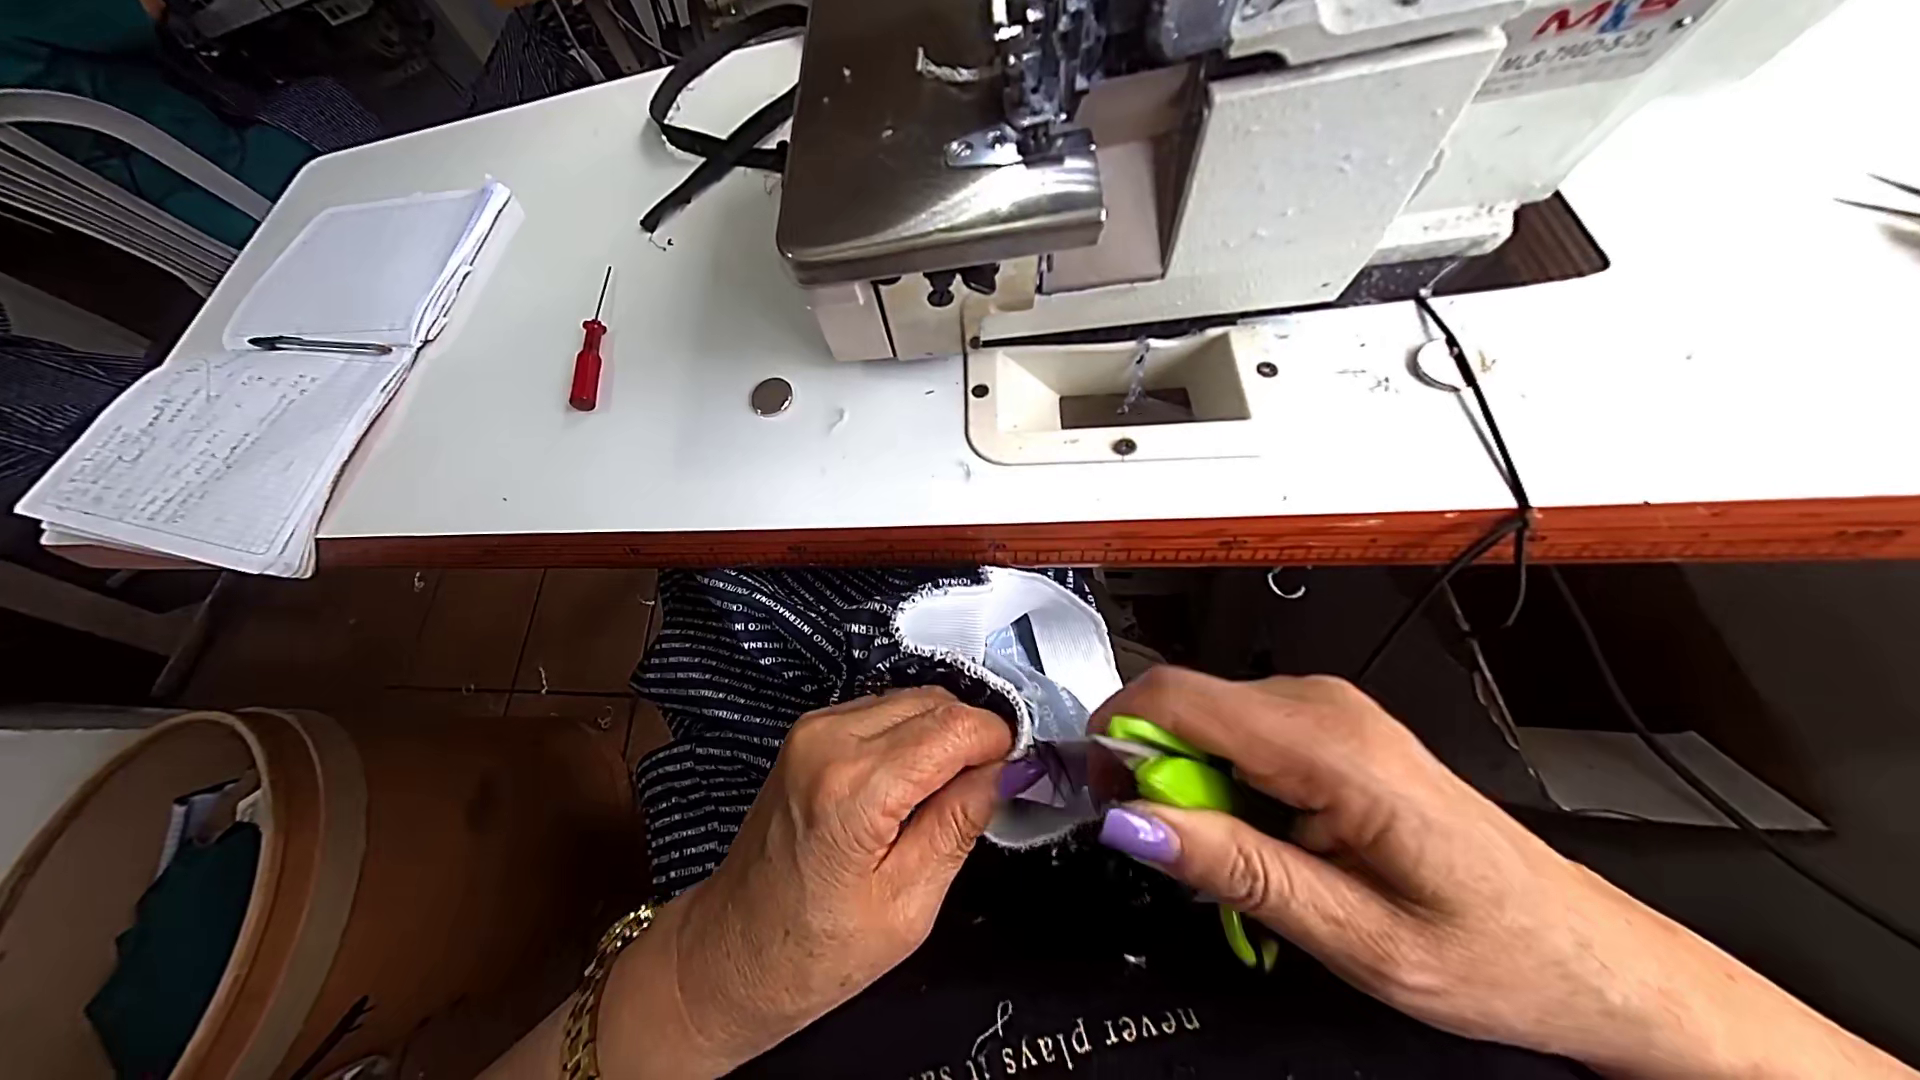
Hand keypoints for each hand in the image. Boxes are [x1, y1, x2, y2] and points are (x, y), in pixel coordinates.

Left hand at [601, 687, 1011, 1078]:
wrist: (731, 950)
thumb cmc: (813, 949)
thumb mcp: (908, 906)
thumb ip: (960, 823)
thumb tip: (1004, 770)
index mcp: (854, 790)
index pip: (955, 727)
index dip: (996, 744)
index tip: (1013, 770)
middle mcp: (829, 741)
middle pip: (937, 703)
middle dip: (972, 738)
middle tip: (983, 787)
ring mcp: (814, 729)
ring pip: (913, 699)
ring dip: (942, 734)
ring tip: (942, 791)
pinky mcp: (810, 729)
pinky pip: (885, 708)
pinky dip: (912, 732)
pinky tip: (910, 779)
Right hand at [1090, 667, 1912, 1079]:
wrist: (1585, 947)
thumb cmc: (1494, 951)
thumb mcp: (1352, 938)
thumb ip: (1231, 867)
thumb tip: (1133, 822)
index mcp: (1332, 747)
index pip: (1175, 696)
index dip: (1116, 737)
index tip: (1103, 797)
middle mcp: (1323, 705)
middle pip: (1181, 703)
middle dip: (1149, 767)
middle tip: (1172, 848)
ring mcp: (1325, 707)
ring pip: (1201, 715)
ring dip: (1184, 777)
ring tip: (1224, 851)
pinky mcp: (1323, 722)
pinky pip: (1232, 727)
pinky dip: (1215, 774)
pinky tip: (1255, 828)